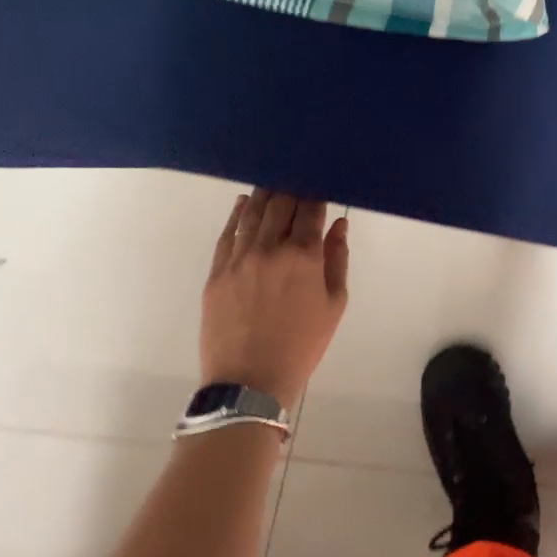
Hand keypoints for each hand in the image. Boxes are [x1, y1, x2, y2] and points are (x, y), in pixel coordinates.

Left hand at [201, 189, 349, 409]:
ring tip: (271, 181)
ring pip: (252, 215)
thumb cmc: (303, 344)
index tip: (320, 183)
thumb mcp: (335, 304)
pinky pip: (228, 235)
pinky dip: (237, 215)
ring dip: (264, 195)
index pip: (311, 211)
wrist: (250, 380)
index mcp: (305, 256)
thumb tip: (338, 225)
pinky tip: (243, 204)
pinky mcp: (217, 273)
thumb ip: (338, 259)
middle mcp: (271, 249)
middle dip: (291, 188)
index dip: (317, 194)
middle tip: (296, 176)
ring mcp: (239, 260)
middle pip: (281, 206)